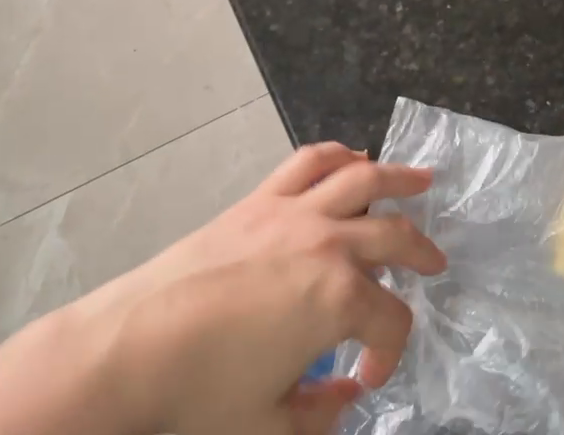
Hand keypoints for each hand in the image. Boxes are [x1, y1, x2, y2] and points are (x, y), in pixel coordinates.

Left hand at [88, 143, 446, 434]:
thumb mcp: (267, 424)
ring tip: (424, 179)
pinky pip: (308, 163)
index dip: (387, 356)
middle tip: (435, 266)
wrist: (127, 348)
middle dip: (423, 254)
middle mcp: (329, 244)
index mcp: (339, 299)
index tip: (366, 380)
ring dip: (401, 179)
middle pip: (396, 238)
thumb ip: (318, 415)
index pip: (390, 323)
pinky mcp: (261, 200)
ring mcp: (295, 214)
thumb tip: (344, 396)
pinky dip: (338, 155)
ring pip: (364, 180)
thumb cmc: (199, 392)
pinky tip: (355, 158)